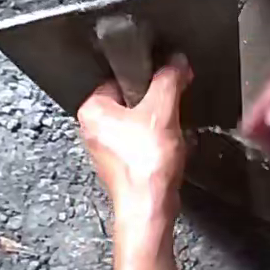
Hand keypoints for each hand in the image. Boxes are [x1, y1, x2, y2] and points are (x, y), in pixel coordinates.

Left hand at [78, 57, 192, 236]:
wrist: (149, 207)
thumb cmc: (145, 166)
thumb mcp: (162, 110)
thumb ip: (170, 81)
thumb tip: (177, 63)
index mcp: (92, 110)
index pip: (120, 79)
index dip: (146, 81)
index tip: (164, 85)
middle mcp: (93, 129)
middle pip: (132, 102)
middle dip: (155, 106)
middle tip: (168, 115)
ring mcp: (107, 150)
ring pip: (139, 125)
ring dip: (159, 128)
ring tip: (168, 138)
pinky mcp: (122, 166)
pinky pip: (143, 145)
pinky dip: (158, 146)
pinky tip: (167, 153)